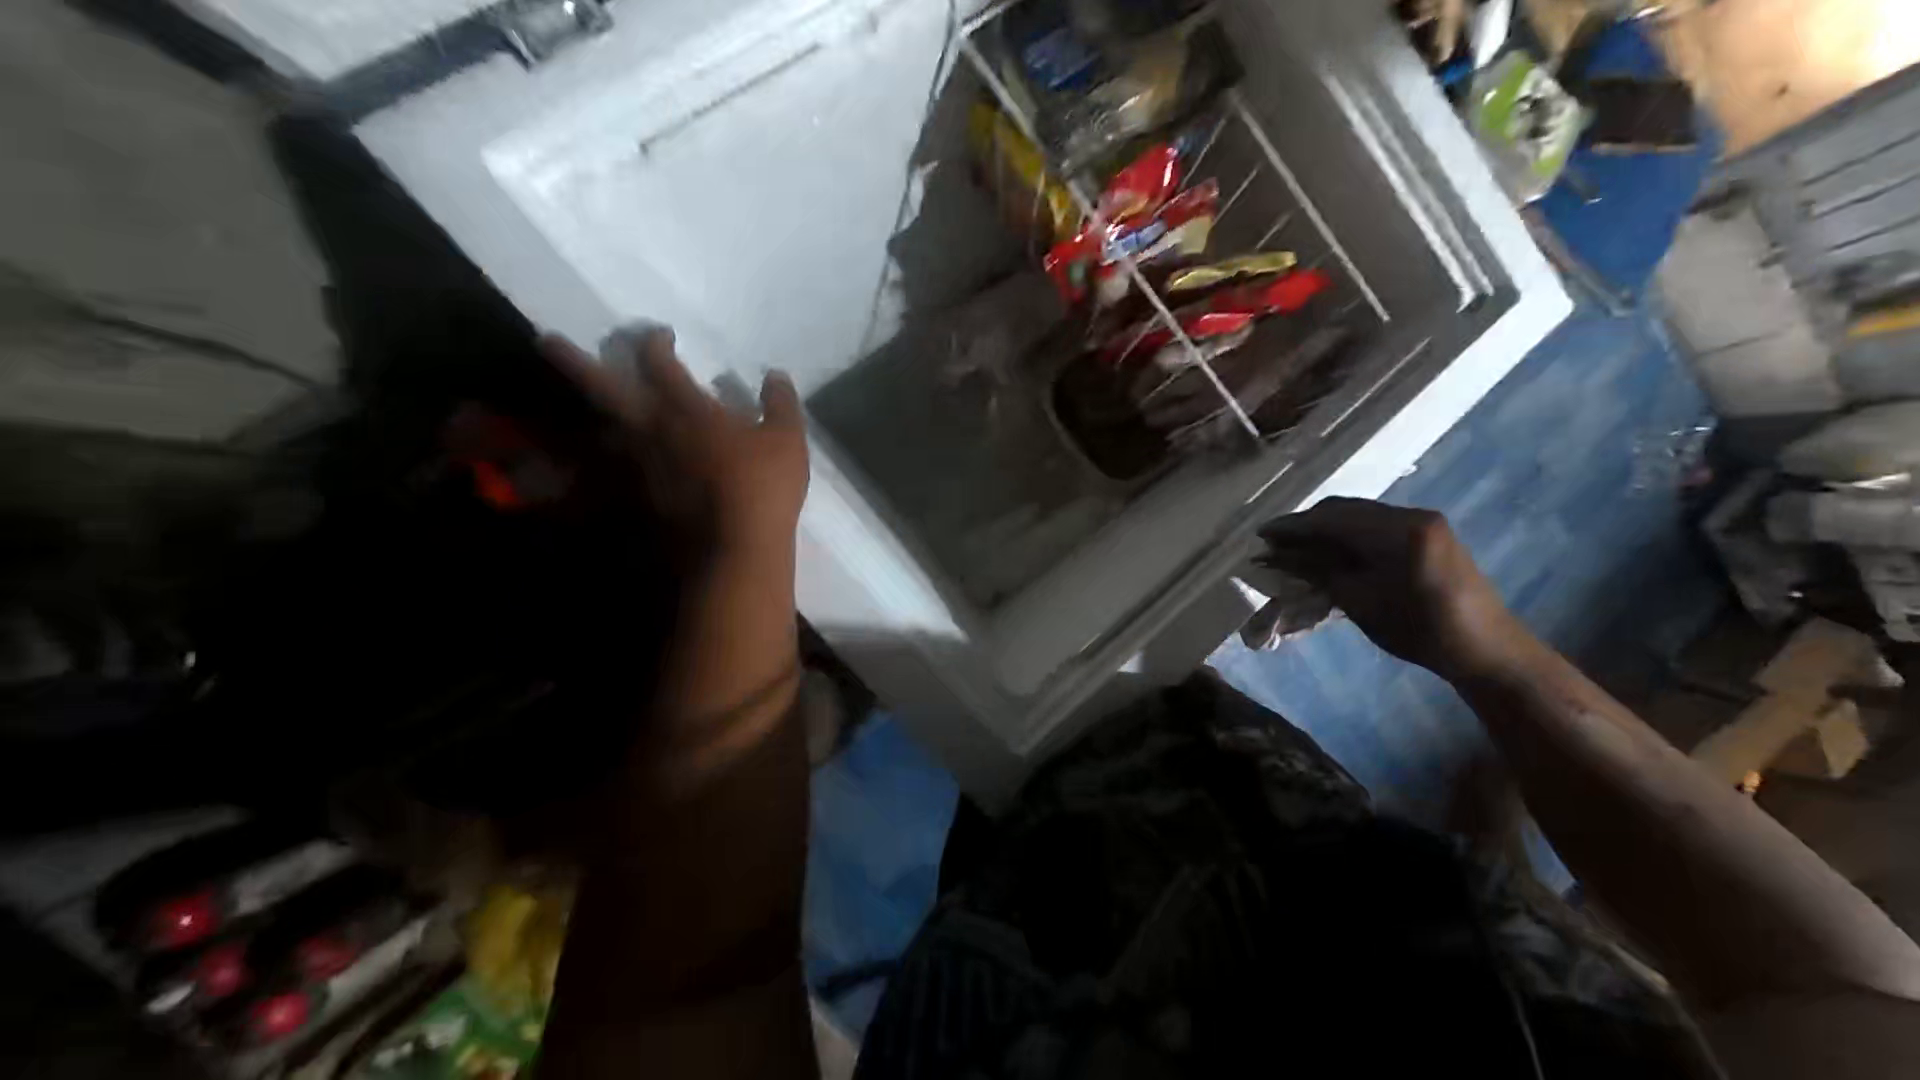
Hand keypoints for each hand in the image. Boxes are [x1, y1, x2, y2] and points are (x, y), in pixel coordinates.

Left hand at [539, 328, 808, 576]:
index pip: (660, 363)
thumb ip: (781, 403)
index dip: (656, 343)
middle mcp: (650, 430)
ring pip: (597, 431)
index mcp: (687, 409)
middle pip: (603, 388)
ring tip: (569, 405)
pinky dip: (588, 467)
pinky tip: (586, 466)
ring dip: (580, 413)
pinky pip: (604, 476)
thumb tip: (776, 374)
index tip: (660, 335)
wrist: (735, 547)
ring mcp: (637, 467)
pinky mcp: (635, 500)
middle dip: (574, 361)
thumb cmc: (764, 486)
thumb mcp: (788, 439)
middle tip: (546, 340)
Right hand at [1260, 498, 1530, 680]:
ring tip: (1295, 548)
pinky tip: (1328, 551)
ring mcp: (1422, 521)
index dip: (1292, 527)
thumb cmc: (1421, 630)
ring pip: (1358, 515)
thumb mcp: (1360, 602)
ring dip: (1324, 529)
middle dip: (1306, 525)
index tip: (1260, 536)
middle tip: (1273, 544)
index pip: (1333, 519)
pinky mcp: (1426, 533)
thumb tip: (1276, 555)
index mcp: (1400, 530)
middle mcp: (1412, 514)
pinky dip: (1346, 535)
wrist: (1486, 650)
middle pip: (1344, 510)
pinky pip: (1374, 524)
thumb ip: (1318, 571)